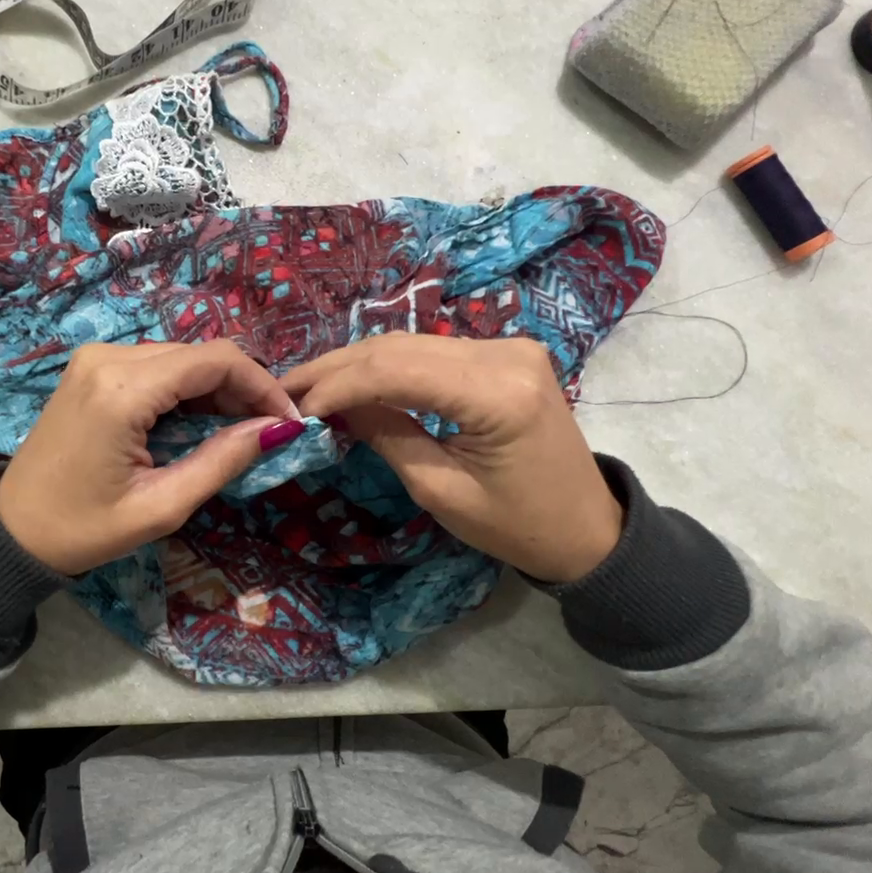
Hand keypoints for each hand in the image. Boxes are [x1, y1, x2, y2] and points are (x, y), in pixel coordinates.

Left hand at [0, 341, 300, 574]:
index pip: (215, 361)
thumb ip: (221, 461)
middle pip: (198, 354)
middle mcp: (107, 357)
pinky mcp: (88, 370)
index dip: (262, 386)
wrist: (13, 532)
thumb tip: (277, 430)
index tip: (288, 422)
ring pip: (178, 358)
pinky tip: (199, 423)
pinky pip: (153, 366)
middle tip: (267, 433)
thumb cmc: (83, 530)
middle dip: (241, 389)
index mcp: (122, 389)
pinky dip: (184, 390)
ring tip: (238, 432)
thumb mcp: (160, 506)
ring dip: (214, 389)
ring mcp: (93, 359)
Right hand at [281, 333, 622, 582]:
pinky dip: (384, 368)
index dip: (335, 384)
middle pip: (397, 347)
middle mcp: (505, 353)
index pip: (394, 369)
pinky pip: (429, 353)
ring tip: (306, 387)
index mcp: (496, 393)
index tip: (291, 406)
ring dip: (354, 365)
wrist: (587, 528)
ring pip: (408, 344)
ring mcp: (507, 348)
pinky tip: (350, 382)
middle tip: (283, 390)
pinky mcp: (503, 355)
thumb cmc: (516, 526)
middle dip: (335, 368)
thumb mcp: (440, 491)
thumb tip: (330, 406)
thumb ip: (386, 436)